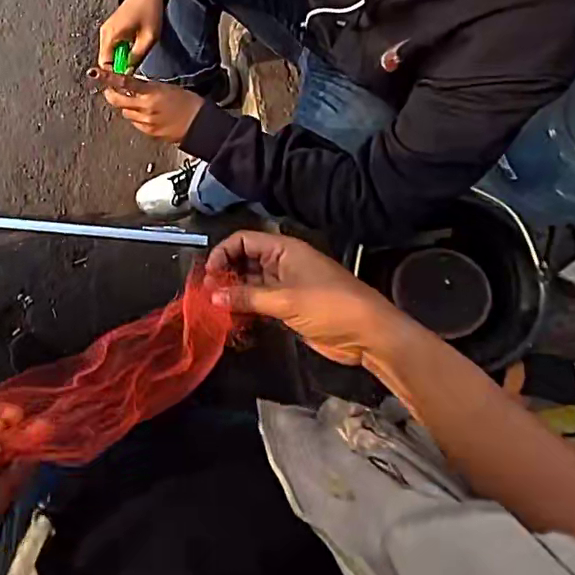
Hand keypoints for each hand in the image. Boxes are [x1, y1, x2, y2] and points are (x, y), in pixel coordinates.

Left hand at [92, 71, 204, 143]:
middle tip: (112, 90)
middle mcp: (145, 108)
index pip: (124, 83)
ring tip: (140, 103)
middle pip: (117, 101)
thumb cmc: (187, 103)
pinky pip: (134, 123)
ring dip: (127, 107)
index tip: (95, 73)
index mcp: (151, 92)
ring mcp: (145, 122)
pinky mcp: (148, 132)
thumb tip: (132, 86)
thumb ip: (147, 87)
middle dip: (112, 94)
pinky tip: (148, 115)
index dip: (108, 78)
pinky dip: (136, 117)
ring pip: (125, 112)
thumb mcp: (167, 88)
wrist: (199, 124)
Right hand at [96, 0, 163, 69]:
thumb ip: (137, 56)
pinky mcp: (111, 30)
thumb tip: (129, 72)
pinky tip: (132, 53)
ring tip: (134, 63)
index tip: (125, 83)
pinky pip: (112, 48)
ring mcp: (106, 31)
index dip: (114, 75)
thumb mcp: (148, 37)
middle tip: (132, 74)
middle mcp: (104, 34)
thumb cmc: (149, 11)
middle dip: (117, 70)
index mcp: (110, 36)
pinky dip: (121, 54)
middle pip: (105, 61)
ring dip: (120, 61)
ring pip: (109, 55)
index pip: (104, 64)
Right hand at [206, 231, 418, 365]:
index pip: (244, 240)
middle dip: (224, 274)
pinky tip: (232, 318)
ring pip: (250, 283)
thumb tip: (212, 296)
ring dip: (233, 293)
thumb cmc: (331, 306)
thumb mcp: (285, 300)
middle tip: (206, 293)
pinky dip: (245, 308)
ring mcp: (286, 285)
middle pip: (244, 260)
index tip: (208, 273)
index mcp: (284, 249)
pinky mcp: (289, 307)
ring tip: (214, 308)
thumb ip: (246, 297)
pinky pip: (260, 302)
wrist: (368, 334)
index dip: (223, 252)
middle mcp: (283, 263)